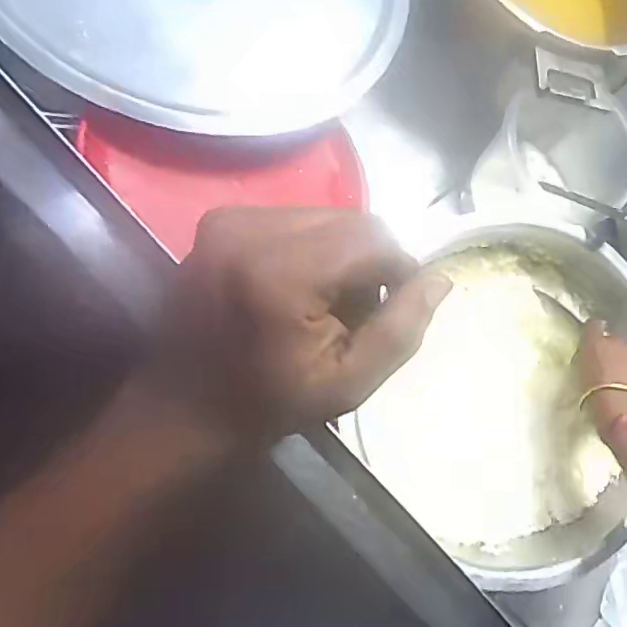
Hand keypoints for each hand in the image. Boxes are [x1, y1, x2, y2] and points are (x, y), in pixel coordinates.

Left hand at [140, 208, 451, 443]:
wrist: (187, 409)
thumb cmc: (273, 403)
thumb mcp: (353, 382)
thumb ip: (402, 329)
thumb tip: (440, 279)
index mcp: (279, 272)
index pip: (373, 240)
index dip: (401, 269)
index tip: (399, 308)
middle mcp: (249, 229)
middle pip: (353, 222)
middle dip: (375, 262)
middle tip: (364, 312)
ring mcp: (230, 219)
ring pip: (329, 217)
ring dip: (348, 255)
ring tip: (333, 303)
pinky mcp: (222, 220)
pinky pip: (300, 220)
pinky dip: (319, 249)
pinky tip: (306, 289)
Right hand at [577, 320, 626, 437]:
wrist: (624, 411)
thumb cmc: (593, 396)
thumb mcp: (579, 378)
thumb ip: (584, 362)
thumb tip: (587, 357)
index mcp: (595, 341)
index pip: (593, 326)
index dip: (592, 332)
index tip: (589, 339)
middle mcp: (617, 341)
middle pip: (612, 339)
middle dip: (608, 348)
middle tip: (602, 364)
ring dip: (622, 359)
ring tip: (617, 377)